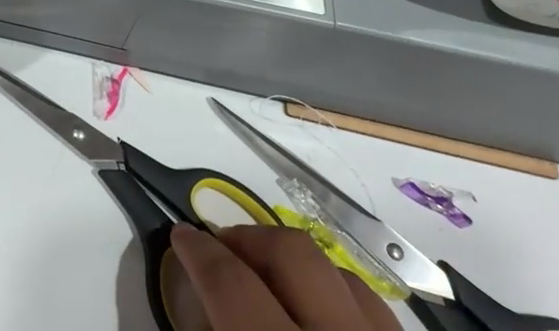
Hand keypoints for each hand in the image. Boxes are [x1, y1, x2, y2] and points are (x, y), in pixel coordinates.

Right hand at [170, 224, 402, 330]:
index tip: (182, 236)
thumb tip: (201, 303)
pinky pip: (377, 310)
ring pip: (340, 274)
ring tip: (270, 283)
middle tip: (221, 252)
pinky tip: (320, 316)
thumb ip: (212, 329)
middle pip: (292, 256)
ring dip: (296, 266)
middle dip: (248, 240)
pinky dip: (339, 297)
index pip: (232, 284)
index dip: (198, 253)